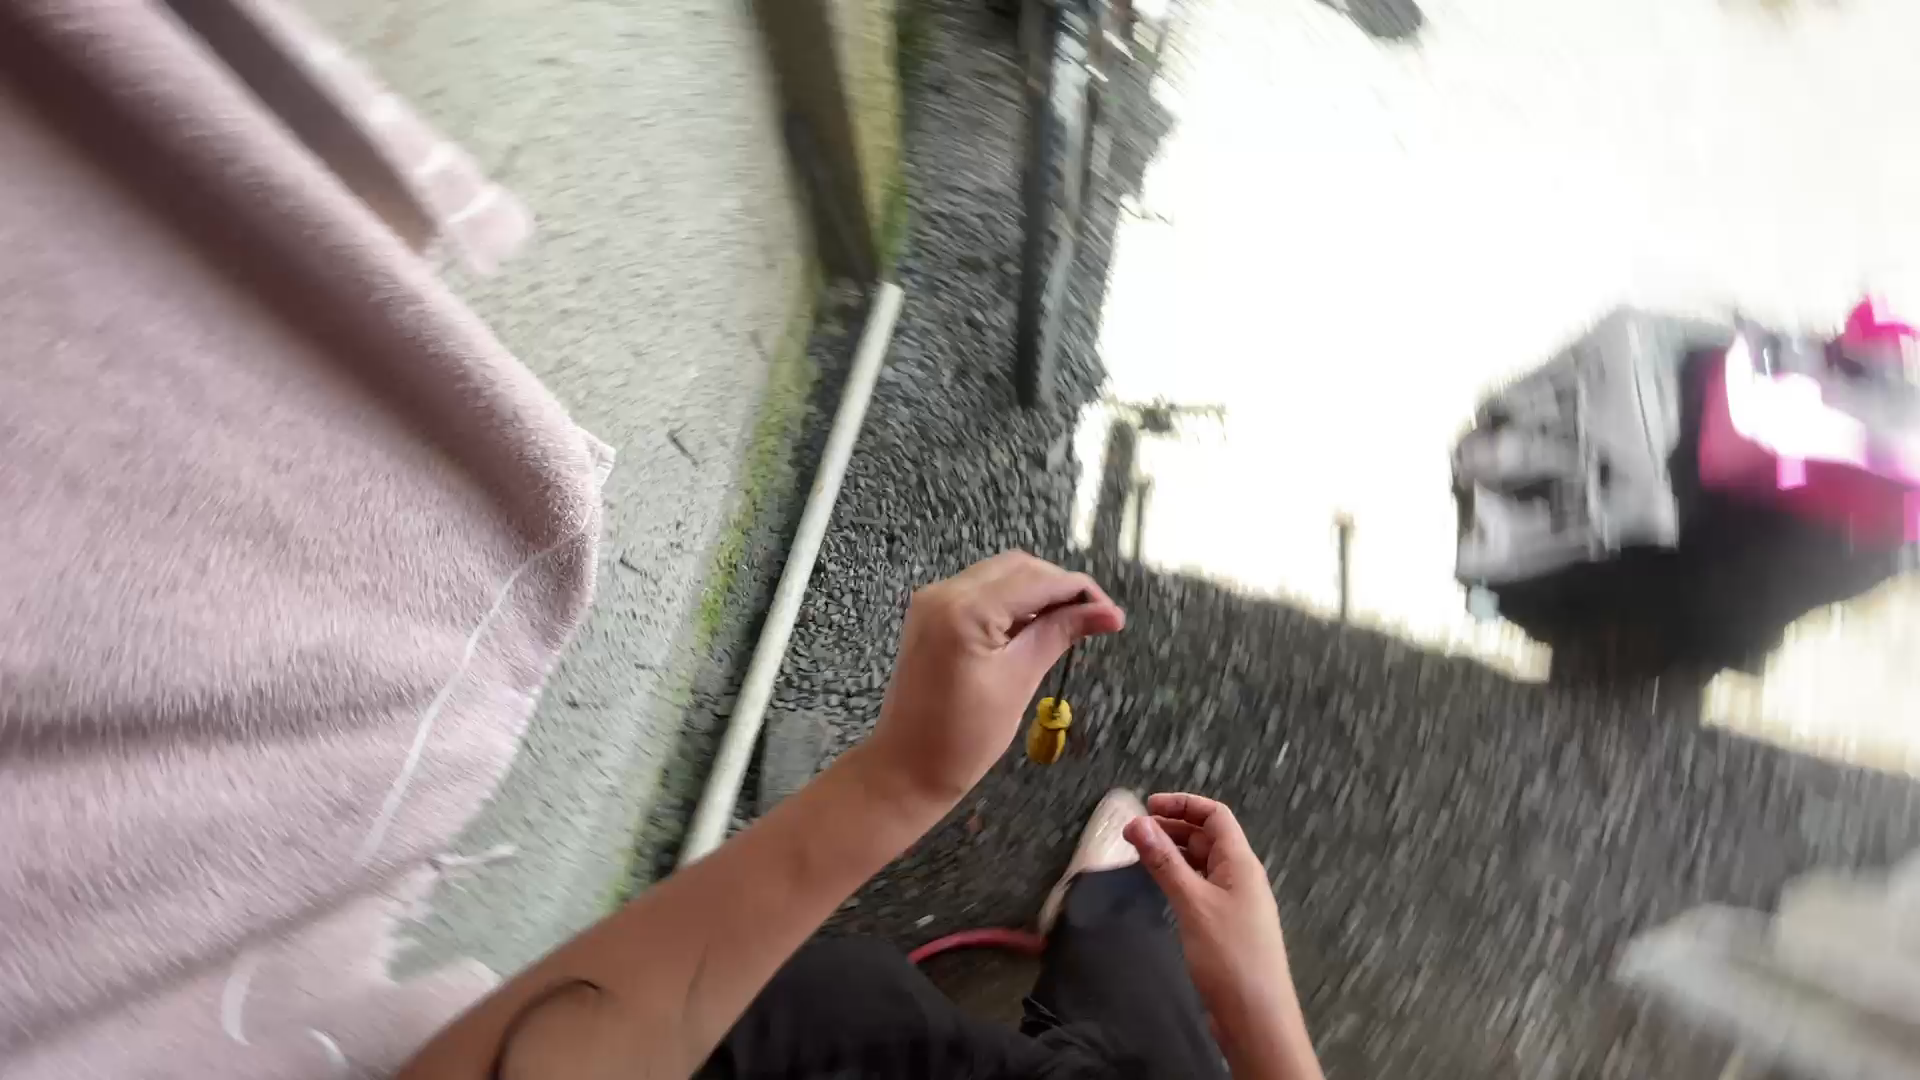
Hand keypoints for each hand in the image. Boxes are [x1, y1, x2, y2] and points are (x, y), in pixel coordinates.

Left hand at [860, 552, 1124, 807]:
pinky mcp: (930, 614)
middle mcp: (943, 592)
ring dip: (1036, 592)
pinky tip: (1033, 627)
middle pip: (1017, 567)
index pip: (1036, 579)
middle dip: (1059, 586)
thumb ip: (1059, 634)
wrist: (906, 768)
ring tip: (1069, 624)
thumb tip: (1108, 613)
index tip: (1112, 614)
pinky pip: (980, 592)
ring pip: (999, 575)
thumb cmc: (963, 738)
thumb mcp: (1019, 680)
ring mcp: (932, 601)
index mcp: (964, 608)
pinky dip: (1011, 602)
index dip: (1079, 590)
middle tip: (1094, 619)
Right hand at [1125, 793, 1322, 1079]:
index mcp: (1241, 864)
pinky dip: (1177, 875)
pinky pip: (1199, 885)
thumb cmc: (1230, 958)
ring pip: (1201, 861)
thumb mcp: (1193, 904)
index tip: (1148, 805)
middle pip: (1206, 836)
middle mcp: (1240, 877)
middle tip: (1134, 831)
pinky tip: (1158, 883)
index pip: (1215, 815)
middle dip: (1171, 826)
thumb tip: (1138, 822)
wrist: (1257, 1023)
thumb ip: (1164, 862)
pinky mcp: (1225, 924)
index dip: (1183, 803)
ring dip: (1172, 851)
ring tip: (1140, 851)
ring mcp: (1234, 901)